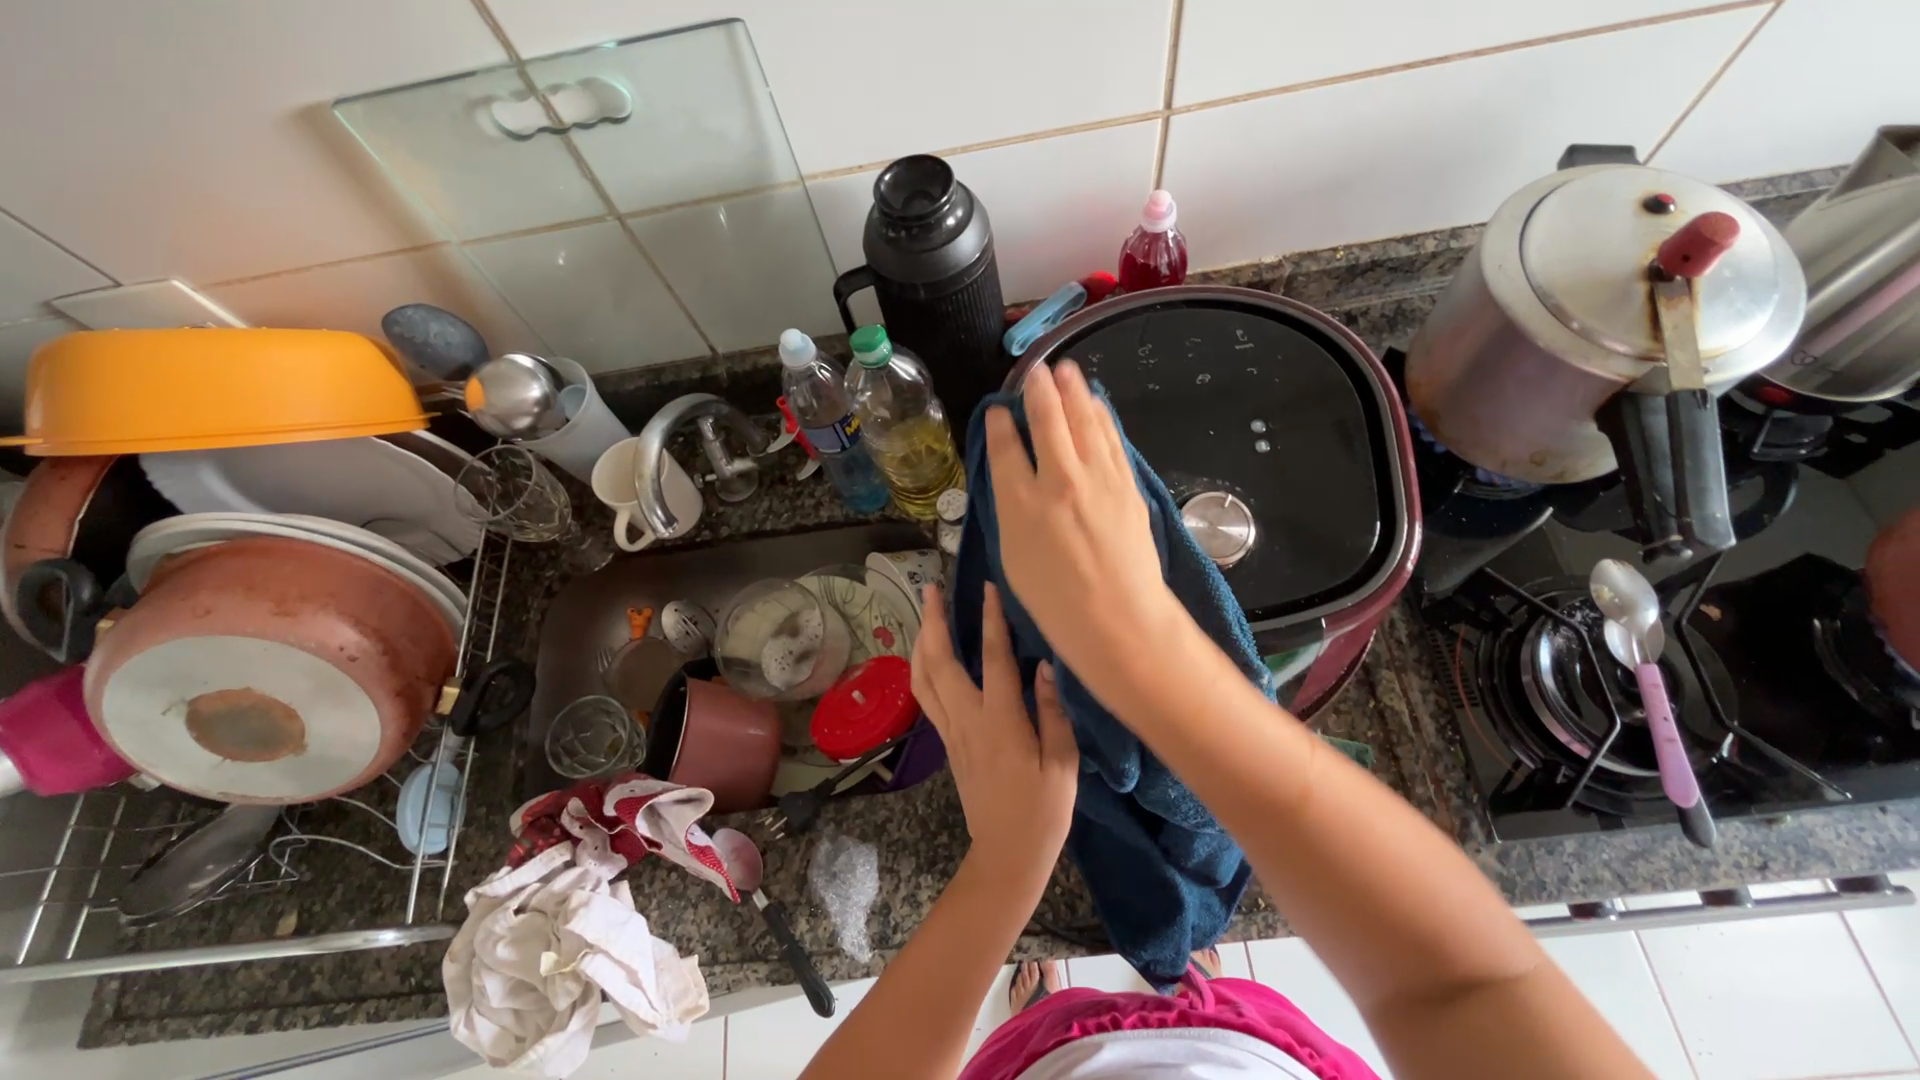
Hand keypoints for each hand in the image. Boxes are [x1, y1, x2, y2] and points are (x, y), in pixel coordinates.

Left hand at [912, 582, 1078, 879]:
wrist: (1007, 854)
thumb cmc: (1044, 810)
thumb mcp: (1063, 762)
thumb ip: (1053, 711)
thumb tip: (1045, 666)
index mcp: (1001, 721)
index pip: (994, 658)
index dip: (991, 619)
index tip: (987, 587)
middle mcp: (968, 720)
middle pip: (940, 661)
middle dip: (933, 620)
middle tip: (929, 587)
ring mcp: (952, 732)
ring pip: (924, 679)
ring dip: (920, 641)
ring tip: (923, 614)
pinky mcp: (948, 744)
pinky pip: (926, 697)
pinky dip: (921, 669)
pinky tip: (927, 657)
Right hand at [986, 360, 1178, 689]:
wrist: (1119, 621)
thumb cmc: (1056, 603)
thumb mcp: (1013, 559)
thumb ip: (1010, 512)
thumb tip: (1012, 481)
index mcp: (1020, 502)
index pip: (1005, 446)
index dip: (1001, 423)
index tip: (999, 410)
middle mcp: (1058, 480)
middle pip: (1047, 419)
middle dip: (1038, 389)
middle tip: (1034, 371)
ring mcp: (1097, 479)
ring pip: (1083, 420)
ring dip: (1073, 391)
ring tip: (1065, 371)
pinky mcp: (1126, 484)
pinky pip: (1110, 438)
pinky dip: (1100, 415)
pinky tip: (1095, 404)